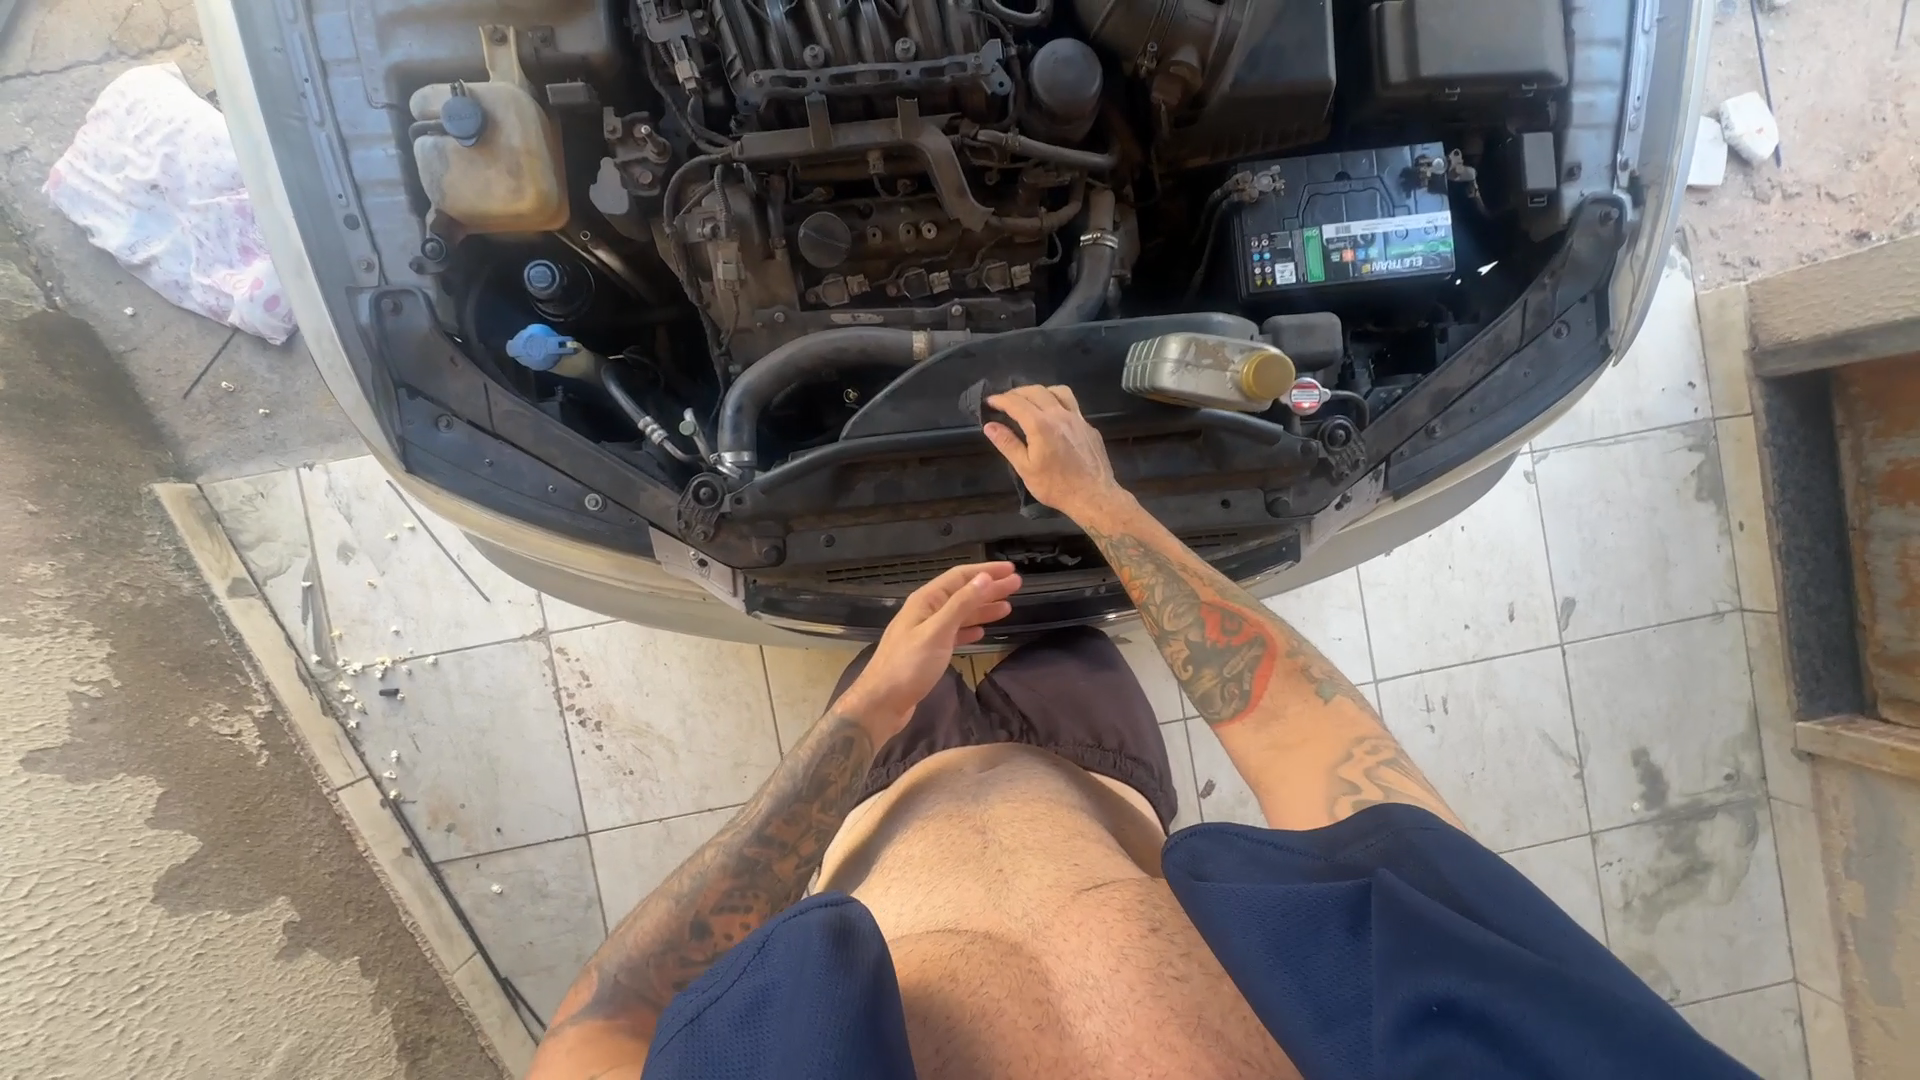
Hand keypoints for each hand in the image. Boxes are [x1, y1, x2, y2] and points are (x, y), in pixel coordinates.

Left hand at [835, 562, 1023, 738]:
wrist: (882, 702)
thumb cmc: (908, 666)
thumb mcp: (937, 632)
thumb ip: (961, 604)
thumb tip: (984, 578)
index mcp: (926, 601)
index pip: (960, 577)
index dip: (986, 571)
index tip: (1011, 569)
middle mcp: (925, 611)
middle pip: (962, 593)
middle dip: (989, 588)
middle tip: (1017, 585)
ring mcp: (926, 631)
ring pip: (960, 613)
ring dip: (983, 608)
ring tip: (1007, 606)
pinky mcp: (928, 651)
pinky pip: (953, 633)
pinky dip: (969, 629)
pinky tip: (982, 631)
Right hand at [982, 385, 1127, 522]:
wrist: (1093, 496)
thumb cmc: (1055, 486)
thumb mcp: (1025, 468)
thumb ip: (1007, 444)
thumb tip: (989, 426)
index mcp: (1040, 425)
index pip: (1016, 403)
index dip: (1000, 400)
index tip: (990, 401)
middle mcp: (1059, 415)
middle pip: (1036, 391)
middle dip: (1017, 392)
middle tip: (1005, 401)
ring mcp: (1078, 419)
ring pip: (1059, 392)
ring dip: (1041, 391)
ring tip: (1031, 401)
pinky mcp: (1089, 427)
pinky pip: (1072, 406)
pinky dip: (1058, 404)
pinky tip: (1054, 418)